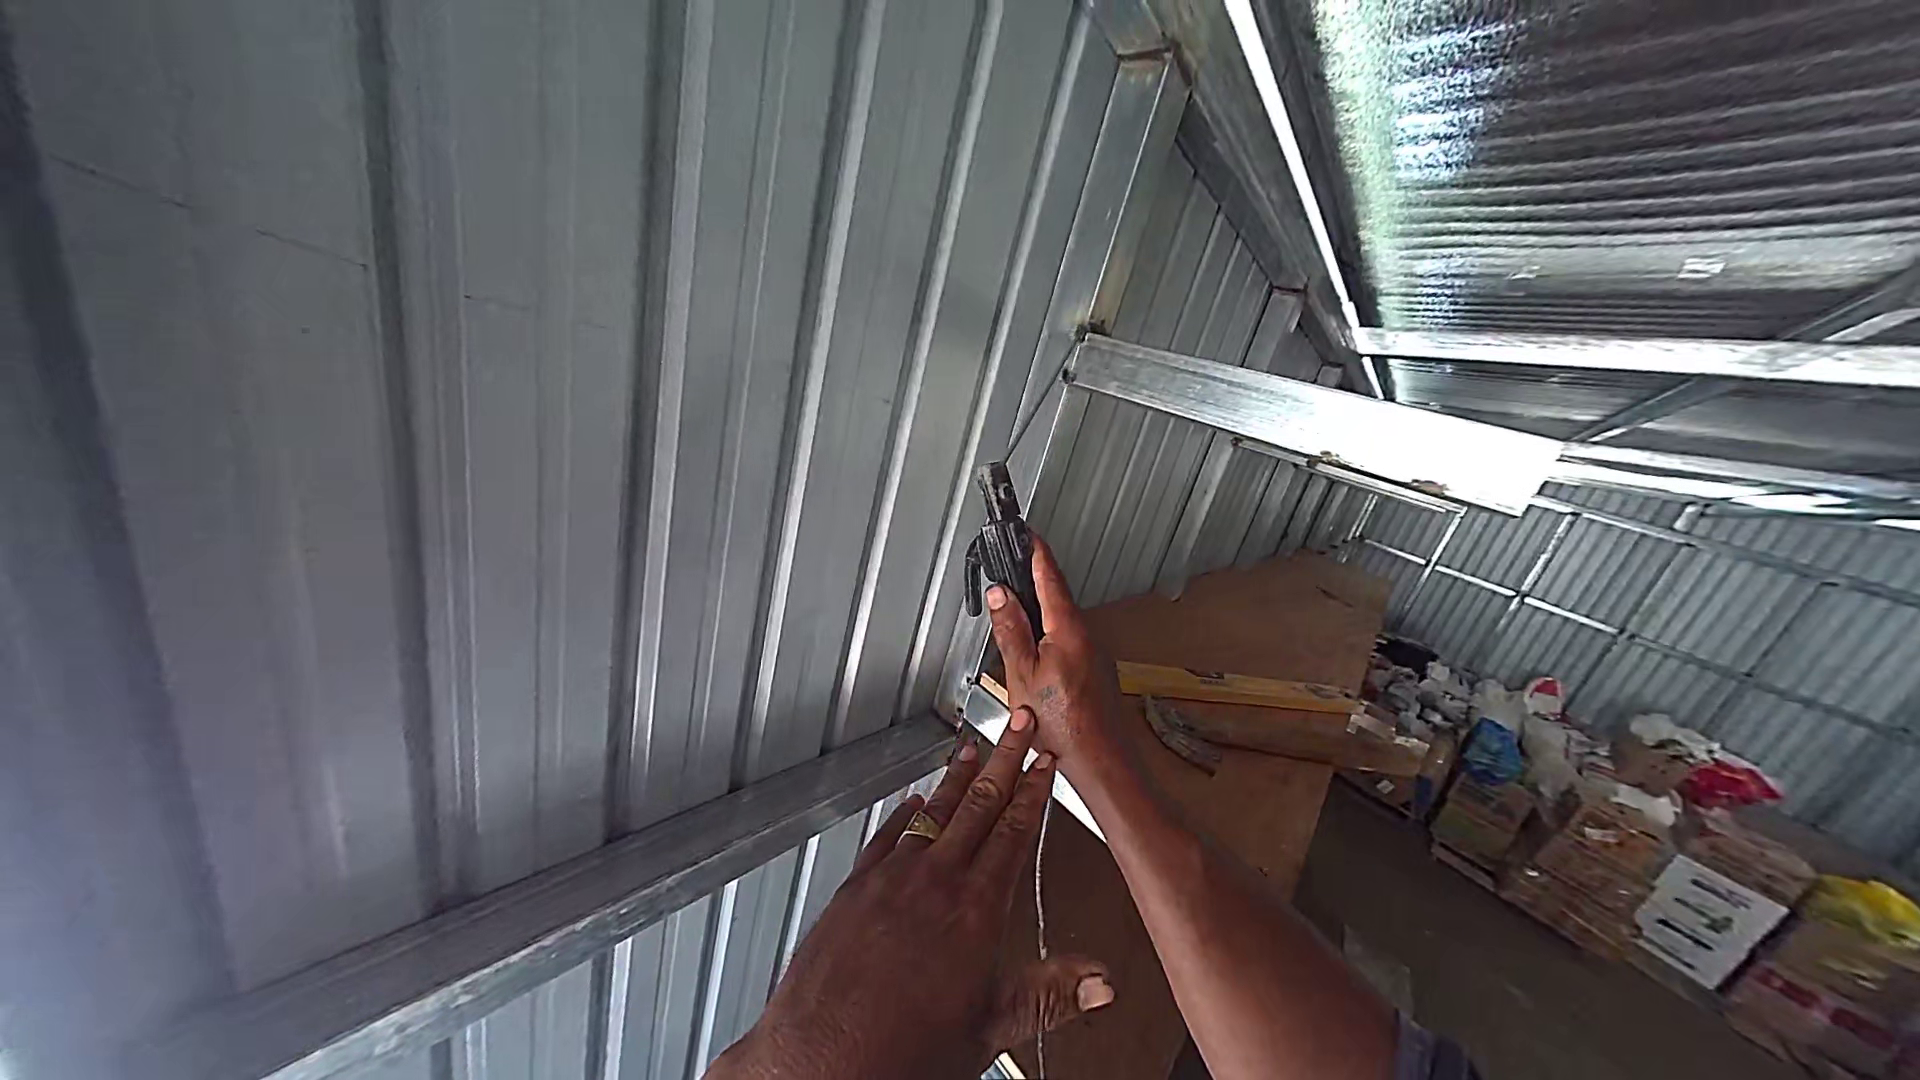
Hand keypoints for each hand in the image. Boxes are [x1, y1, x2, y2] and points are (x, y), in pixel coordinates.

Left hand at [707, 707, 1112, 1079]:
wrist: (821, 1064)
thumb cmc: (905, 1052)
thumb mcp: (989, 1028)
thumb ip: (1049, 995)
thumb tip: (1102, 981)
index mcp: (974, 909)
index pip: (1013, 831)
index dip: (1033, 791)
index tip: (1044, 762)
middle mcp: (935, 880)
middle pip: (979, 803)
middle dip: (1005, 759)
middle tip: (1019, 724)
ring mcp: (893, 876)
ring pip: (935, 811)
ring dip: (957, 775)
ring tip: (973, 747)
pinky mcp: (857, 885)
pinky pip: (887, 835)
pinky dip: (904, 814)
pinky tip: (913, 800)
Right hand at [985, 535, 1126, 777]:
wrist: (1100, 761)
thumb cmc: (1064, 725)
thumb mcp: (1022, 673)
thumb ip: (1010, 629)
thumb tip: (1000, 594)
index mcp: (1068, 628)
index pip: (1050, 575)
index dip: (1036, 550)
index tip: (1027, 533)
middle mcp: (1087, 634)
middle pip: (1055, 595)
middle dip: (1032, 580)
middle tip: (1010, 567)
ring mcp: (1093, 651)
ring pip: (1060, 619)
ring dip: (1037, 610)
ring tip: (1012, 614)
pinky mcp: (1093, 667)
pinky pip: (1067, 638)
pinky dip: (1047, 634)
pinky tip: (1032, 653)